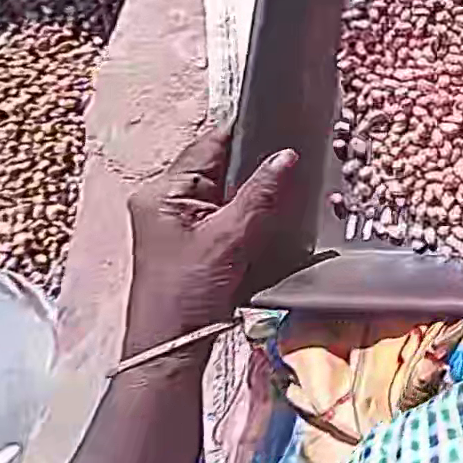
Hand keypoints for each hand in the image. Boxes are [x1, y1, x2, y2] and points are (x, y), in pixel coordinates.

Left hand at [123, 127, 297, 359]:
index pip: (210, 144)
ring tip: (295, 170)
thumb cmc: (191, 287)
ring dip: (256, 182)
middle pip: (220, 164)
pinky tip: (278, 201)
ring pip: (227, 185)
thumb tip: (288, 154)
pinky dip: (252, 202)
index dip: (246, 131)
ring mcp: (181, 218)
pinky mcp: (196, 236)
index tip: (284, 117)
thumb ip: (261, 192)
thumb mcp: (231, 235)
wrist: (173, 344)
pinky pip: (229, 206)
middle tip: (299, 144)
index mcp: (164, 191)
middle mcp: (168, 198)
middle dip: (256, 157)